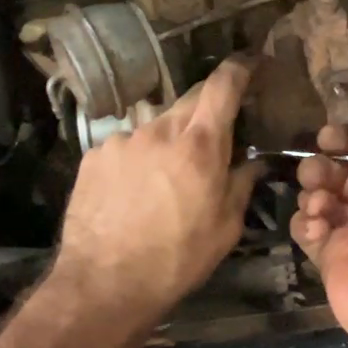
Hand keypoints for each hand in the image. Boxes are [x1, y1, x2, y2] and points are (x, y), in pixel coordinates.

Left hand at [50, 58, 260, 320]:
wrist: (105, 283)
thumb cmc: (177, 259)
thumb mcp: (225, 228)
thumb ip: (241, 185)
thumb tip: (252, 163)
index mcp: (200, 146)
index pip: (222, 87)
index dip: (238, 69)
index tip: (249, 63)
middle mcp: (160, 131)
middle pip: (189, 101)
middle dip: (205, 111)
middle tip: (212, 137)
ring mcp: (122, 141)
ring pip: (155, 127)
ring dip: (168, 141)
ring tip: (165, 180)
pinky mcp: (94, 156)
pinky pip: (126, 147)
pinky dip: (137, 160)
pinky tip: (133, 192)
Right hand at [291, 124, 347, 347]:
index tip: (327, 137)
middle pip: (342, 174)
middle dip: (324, 166)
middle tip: (315, 172)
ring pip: (322, 198)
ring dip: (313, 192)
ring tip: (319, 204)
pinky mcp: (331, 257)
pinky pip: (307, 230)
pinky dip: (306, 224)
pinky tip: (317, 229)